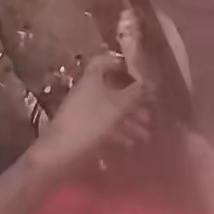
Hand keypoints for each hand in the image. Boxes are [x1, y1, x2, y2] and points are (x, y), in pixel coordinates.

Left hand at [29, 52, 153, 174]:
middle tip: (151, 109)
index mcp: (93, 78)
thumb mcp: (118, 106)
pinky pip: (106, 125)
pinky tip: (132, 144)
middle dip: (134, 99)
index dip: (122, 63)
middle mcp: (89, 90)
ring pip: (112, 109)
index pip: (106, 61)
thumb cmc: (90, 122)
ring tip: (147, 134)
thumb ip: (136, 93)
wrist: (60, 152)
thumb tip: (152, 83)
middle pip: (114, 88)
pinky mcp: (84, 129)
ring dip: (130, 119)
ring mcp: (85, 110)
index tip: (140, 72)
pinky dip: (120, 132)